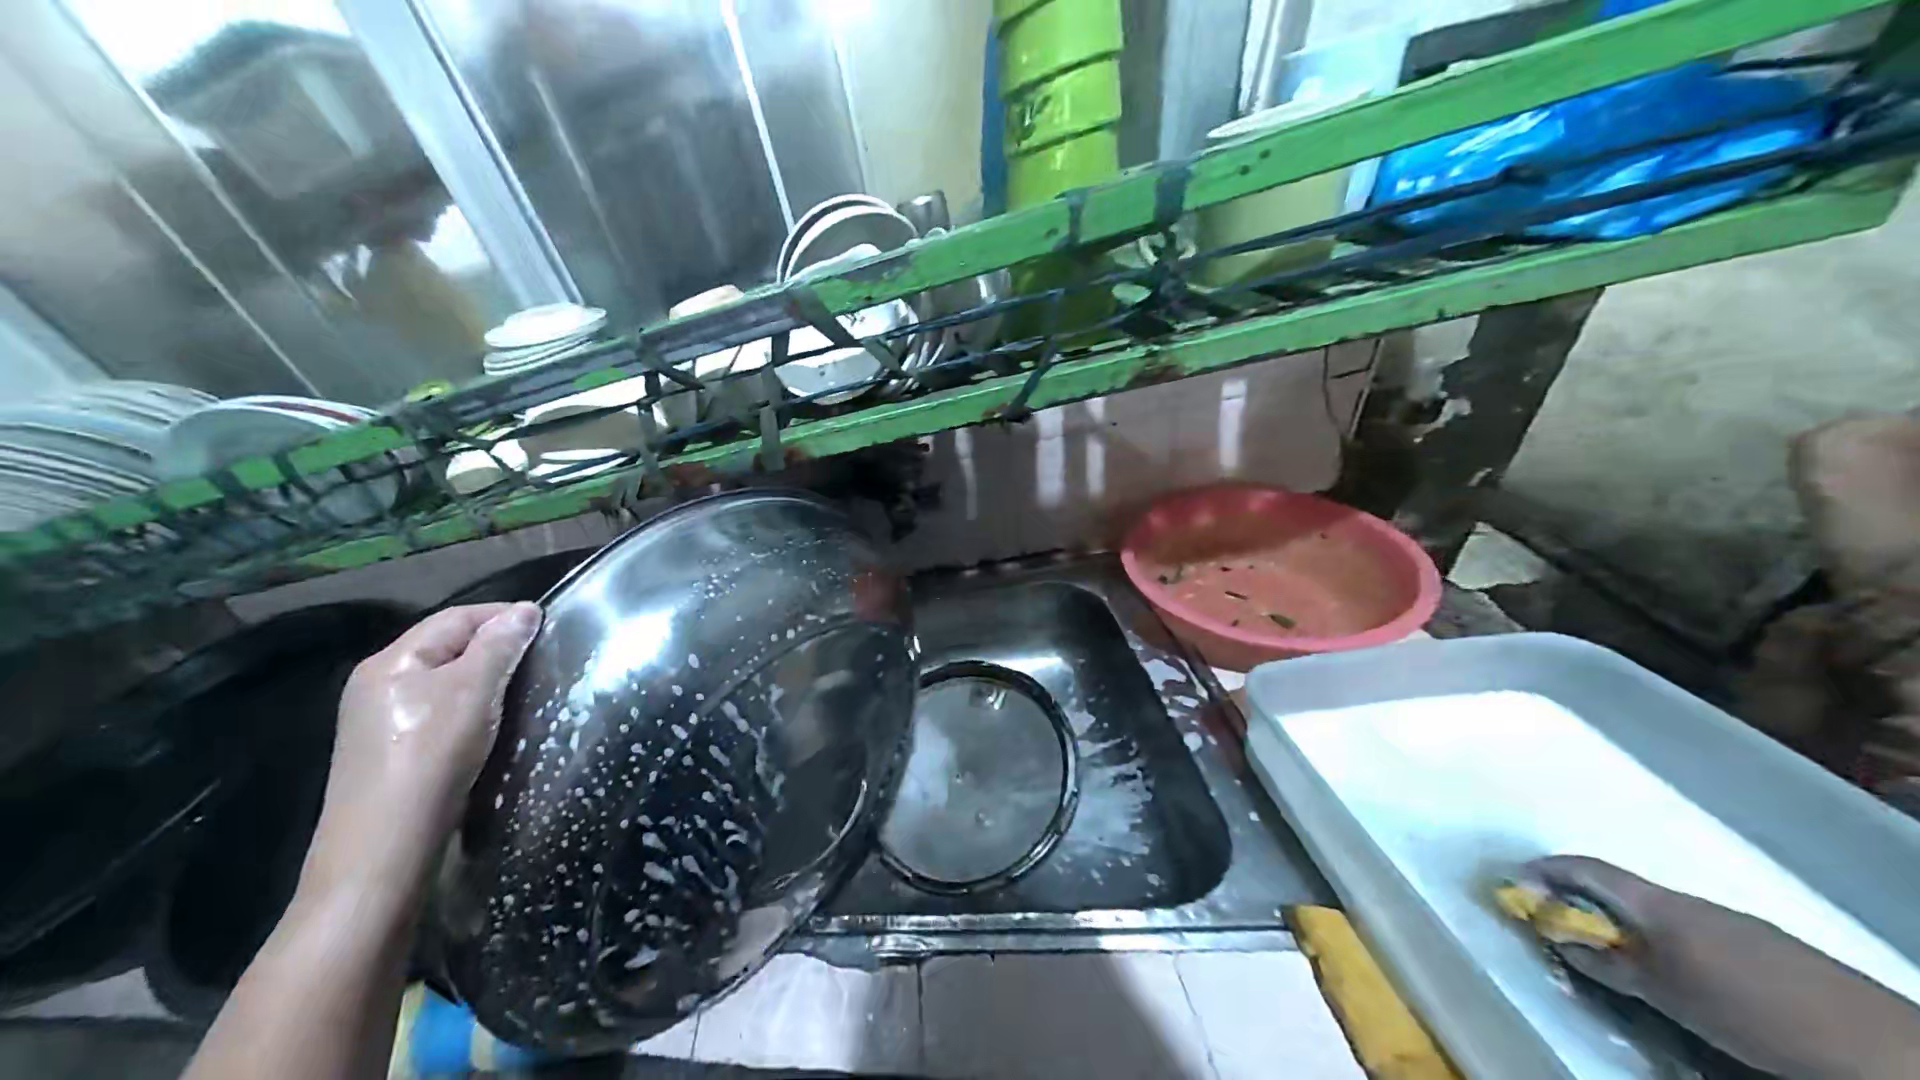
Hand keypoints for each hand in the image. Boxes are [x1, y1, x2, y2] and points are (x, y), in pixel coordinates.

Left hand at [302, 603, 541, 901]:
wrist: (385, 847)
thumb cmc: (430, 756)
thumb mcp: (473, 691)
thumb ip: (499, 646)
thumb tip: (525, 610)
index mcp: (391, 661)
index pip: (455, 618)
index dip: (503, 615)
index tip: (549, 624)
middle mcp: (379, 684)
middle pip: (449, 647)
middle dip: (497, 646)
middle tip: (543, 656)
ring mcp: (383, 721)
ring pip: (447, 680)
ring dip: (488, 678)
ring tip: (527, 686)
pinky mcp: (395, 751)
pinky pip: (442, 710)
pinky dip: (473, 706)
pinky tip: (496, 721)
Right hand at [1529, 855, 1919, 1079]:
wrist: (1879, 1048)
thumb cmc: (1750, 1011)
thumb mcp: (1665, 993)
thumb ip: (1608, 962)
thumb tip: (1559, 939)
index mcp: (1657, 902)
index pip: (1584, 867)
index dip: (1544, 869)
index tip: (1513, 880)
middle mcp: (1688, 900)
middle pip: (1618, 889)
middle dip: (1581, 901)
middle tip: (1555, 922)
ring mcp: (1731, 921)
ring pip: (1656, 912)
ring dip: (1623, 923)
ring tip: (1610, 951)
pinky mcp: (1764, 947)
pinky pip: (1690, 930)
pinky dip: (1661, 940)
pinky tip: (1673, 970)